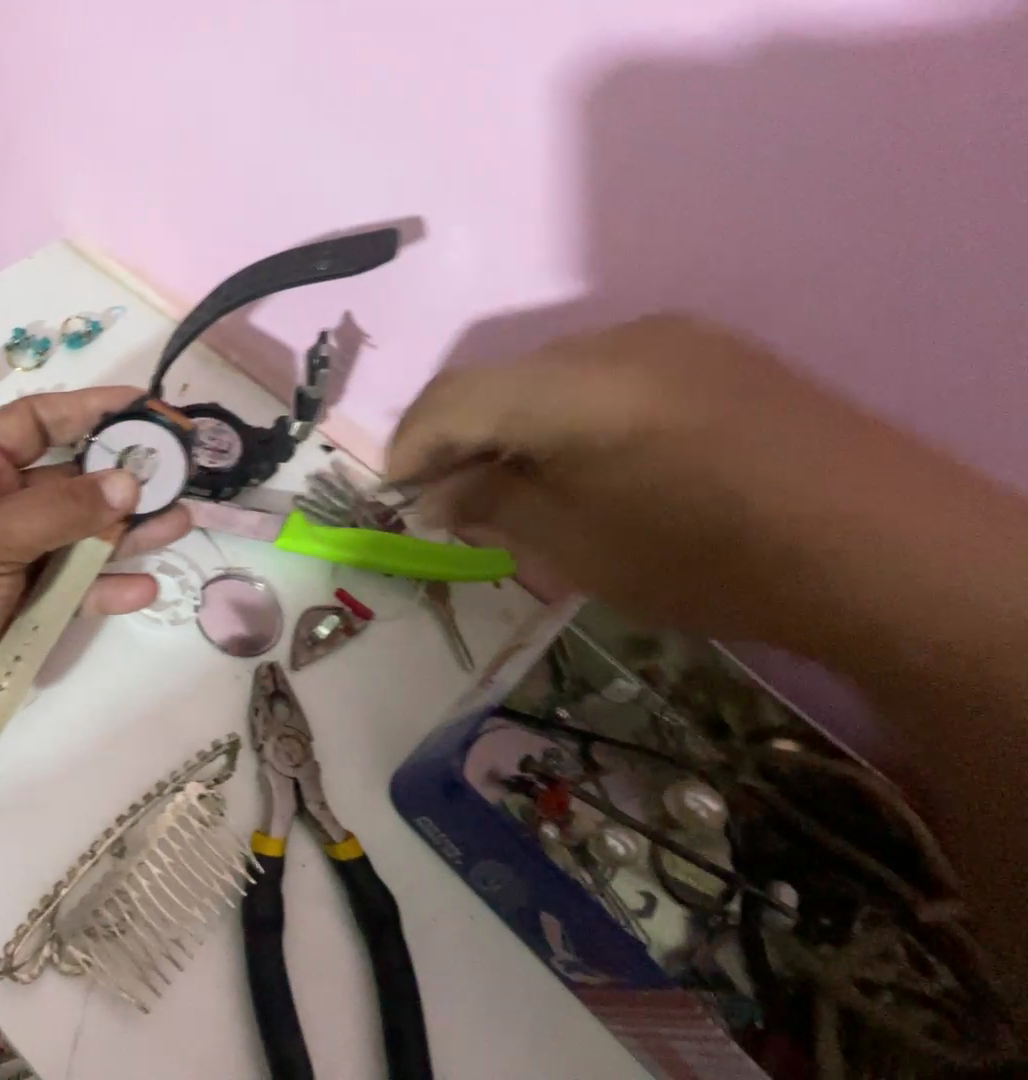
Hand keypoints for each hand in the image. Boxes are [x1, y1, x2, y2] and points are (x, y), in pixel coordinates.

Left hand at [0, 387, 191, 732]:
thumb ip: (57, 511)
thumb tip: (128, 483)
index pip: (35, 423)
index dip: (86, 408)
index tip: (141, 406)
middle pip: (72, 481)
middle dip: (123, 478)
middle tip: (178, 477)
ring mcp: (16, 561)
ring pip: (83, 537)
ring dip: (129, 532)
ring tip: (179, 524)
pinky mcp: (27, 609)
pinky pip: (77, 591)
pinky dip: (108, 589)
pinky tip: (143, 588)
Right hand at [386, 315, 928, 642]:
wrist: (889, 554)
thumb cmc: (708, 562)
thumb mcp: (576, 548)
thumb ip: (491, 503)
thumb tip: (435, 493)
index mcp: (575, 390)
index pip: (452, 398)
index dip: (409, 445)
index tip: (394, 492)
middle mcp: (614, 342)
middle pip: (495, 380)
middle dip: (455, 436)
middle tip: (446, 496)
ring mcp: (668, 338)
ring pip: (545, 374)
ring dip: (508, 424)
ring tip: (510, 482)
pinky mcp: (708, 352)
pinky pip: (599, 373)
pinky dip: (561, 414)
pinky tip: (578, 459)